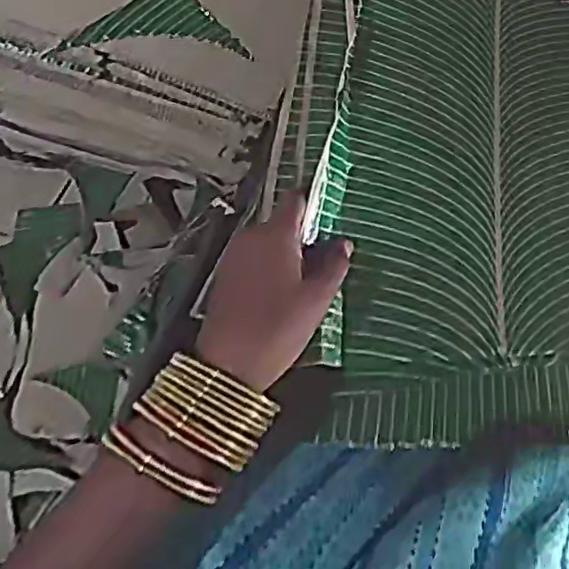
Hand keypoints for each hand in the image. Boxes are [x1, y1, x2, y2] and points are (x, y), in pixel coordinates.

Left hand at [194, 193, 351, 390]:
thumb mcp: (317, 298)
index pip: (296, 199)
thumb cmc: (276, 328)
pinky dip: (269, 266)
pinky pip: (254, 258)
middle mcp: (251, 237)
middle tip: (323, 261)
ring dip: (286, 253)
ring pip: (268, 242)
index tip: (330, 221)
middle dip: (303, 236)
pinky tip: (280, 293)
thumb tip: (343, 244)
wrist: (225, 368)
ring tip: (303, 282)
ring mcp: (234, 256)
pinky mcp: (224, 276)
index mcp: (276, 234)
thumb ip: (335, 265)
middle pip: (283, 222)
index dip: (315, 204)